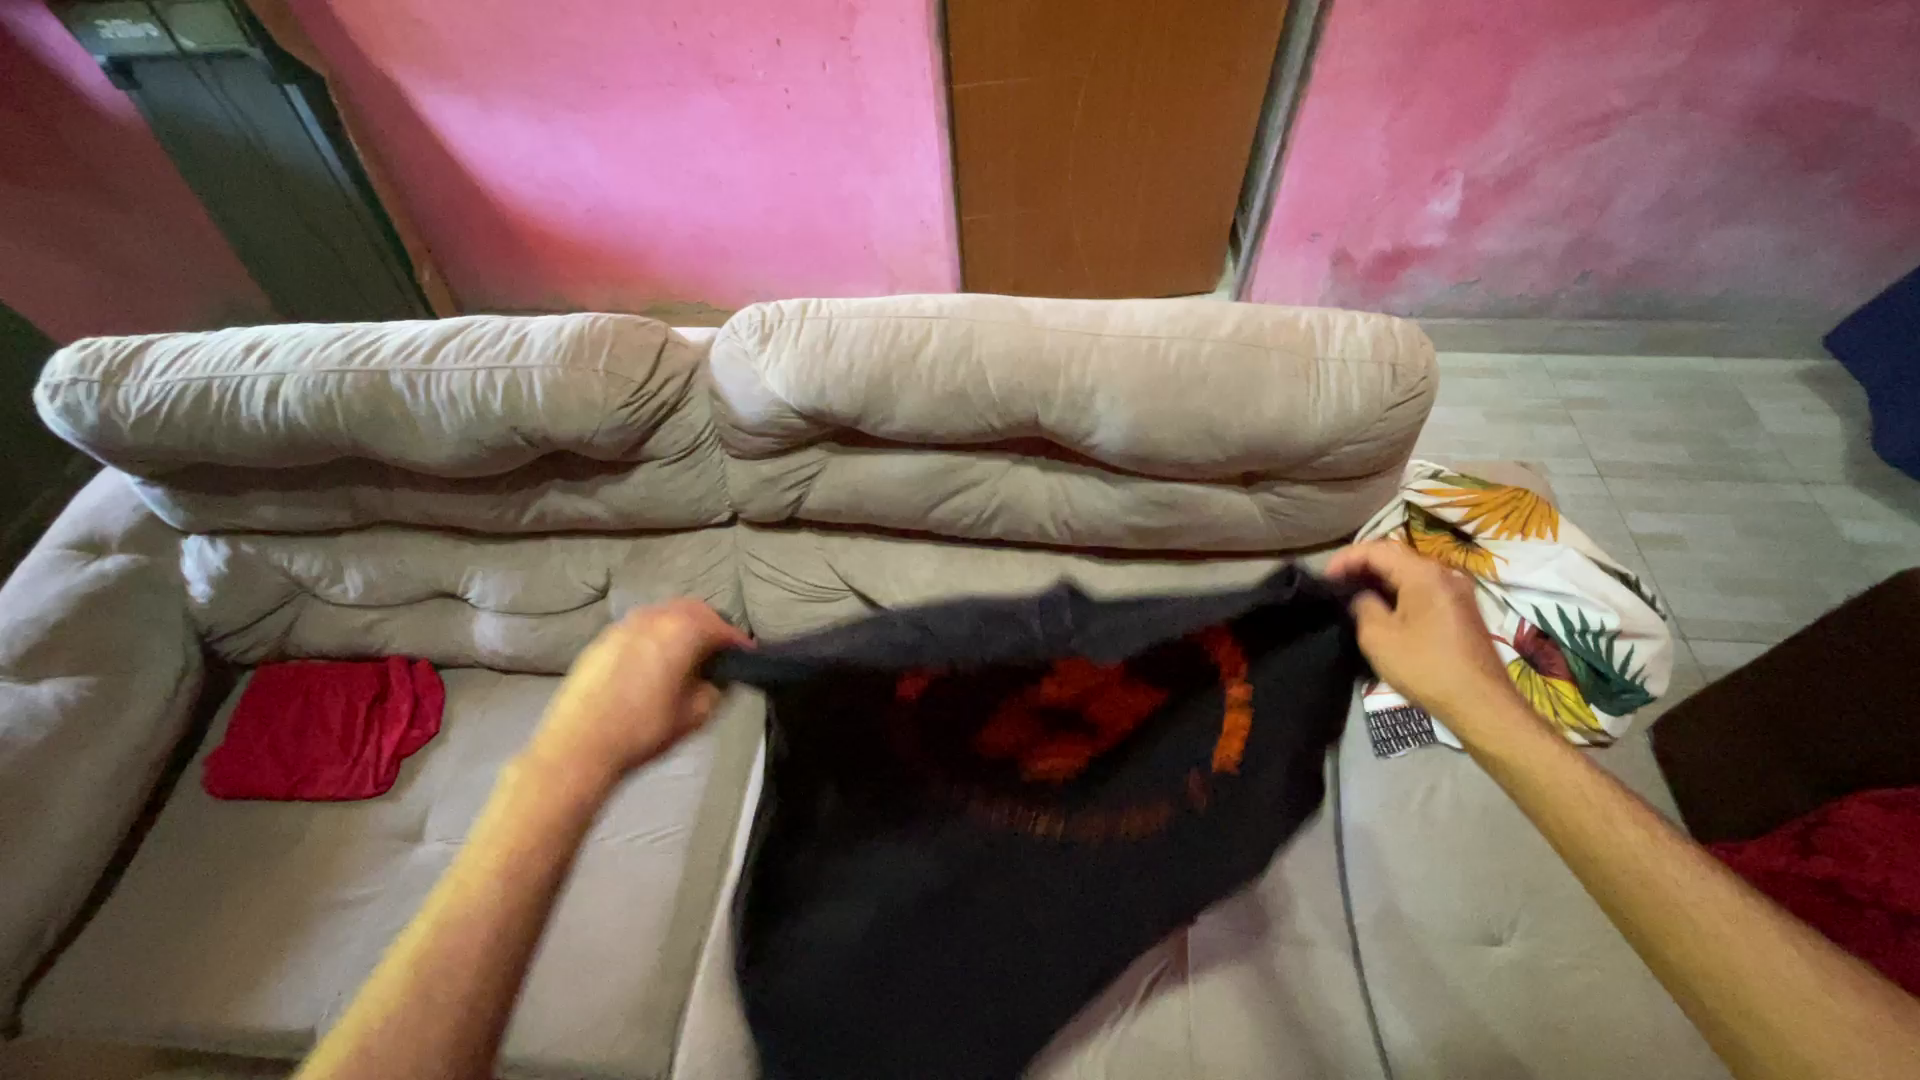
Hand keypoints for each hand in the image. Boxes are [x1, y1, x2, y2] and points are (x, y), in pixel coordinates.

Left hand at [527, 599, 751, 787]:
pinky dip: (655, 637)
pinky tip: (655, 662)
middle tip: (719, 650)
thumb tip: (718, 679)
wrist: (578, 747)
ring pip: (663, 615)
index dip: (739, 643)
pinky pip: (640, 628)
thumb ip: (716, 689)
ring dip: (681, 628)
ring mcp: (623, 625)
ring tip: (688, 654)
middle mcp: (653, 617)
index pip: (722, 628)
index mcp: (682, 631)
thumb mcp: (695, 715)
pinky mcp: (602, 640)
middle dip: (711, 626)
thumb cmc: (643, 730)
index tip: (747, 655)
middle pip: (693, 610)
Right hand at [1325, 540, 1525, 730]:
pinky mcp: (1461, 610)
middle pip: (1396, 556)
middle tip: (1335, 584)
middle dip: (1362, 565)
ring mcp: (1457, 592)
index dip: (1346, 558)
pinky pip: (1423, 588)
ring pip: (1410, 572)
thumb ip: (1363, 606)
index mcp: (1424, 575)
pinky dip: (1398, 591)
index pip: (1377, 549)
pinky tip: (1382, 608)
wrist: (1480, 704)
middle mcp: (1445, 574)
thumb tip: (1363, 597)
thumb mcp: (1378, 637)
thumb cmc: (1425, 667)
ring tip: (1353, 594)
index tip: (1324, 578)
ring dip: (1380, 578)